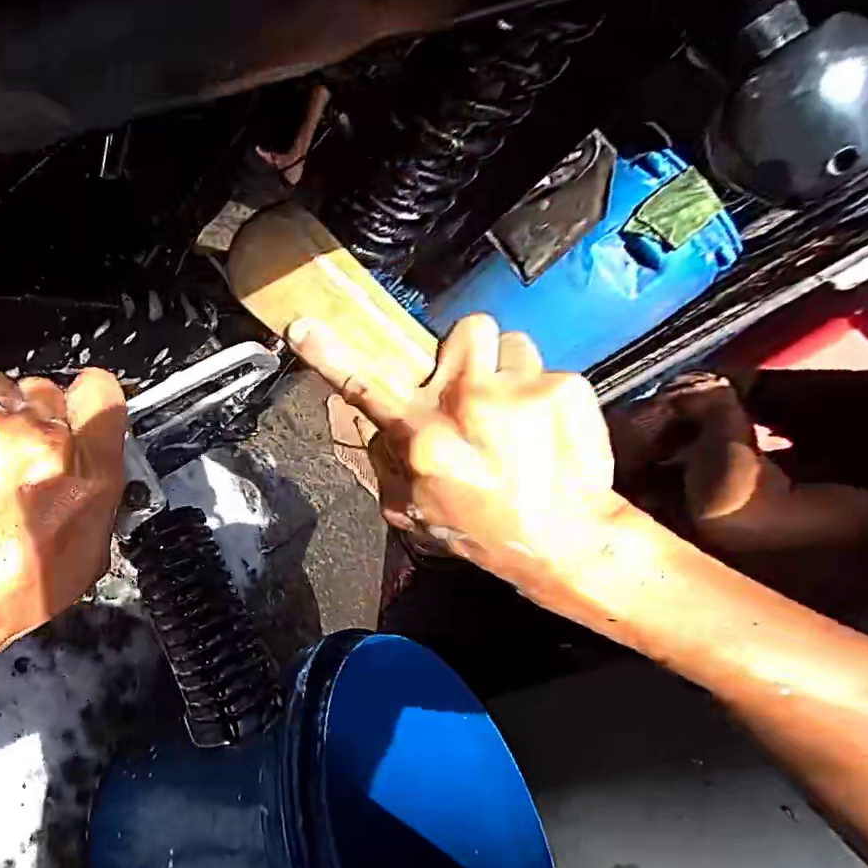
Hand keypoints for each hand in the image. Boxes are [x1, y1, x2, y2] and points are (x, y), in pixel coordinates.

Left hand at [0, 360, 125, 663]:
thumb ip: (98, 495)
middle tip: (7, 464)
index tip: (77, 407)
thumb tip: (91, 460)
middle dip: (31, 422)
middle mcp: (35, 440)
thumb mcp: (83, 559)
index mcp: (85, 474)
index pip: (101, 393)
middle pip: (42, 390)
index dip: (89, 401)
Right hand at [286, 313, 634, 600]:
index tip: (303, 327)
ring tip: (513, 417)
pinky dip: (544, 396)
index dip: (329, 354)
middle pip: (465, 329)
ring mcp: (518, 390)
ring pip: (511, 344)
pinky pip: (547, 369)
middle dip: (470, 353)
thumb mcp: (411, 508)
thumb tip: (378, 424)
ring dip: (508, 373)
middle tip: (475, 391)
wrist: (561, 540)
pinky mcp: (564, 388)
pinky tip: (544, 432)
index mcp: (421, 437)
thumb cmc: (480, 528)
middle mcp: (465, 403)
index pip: (365, 386)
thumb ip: (385, 462)